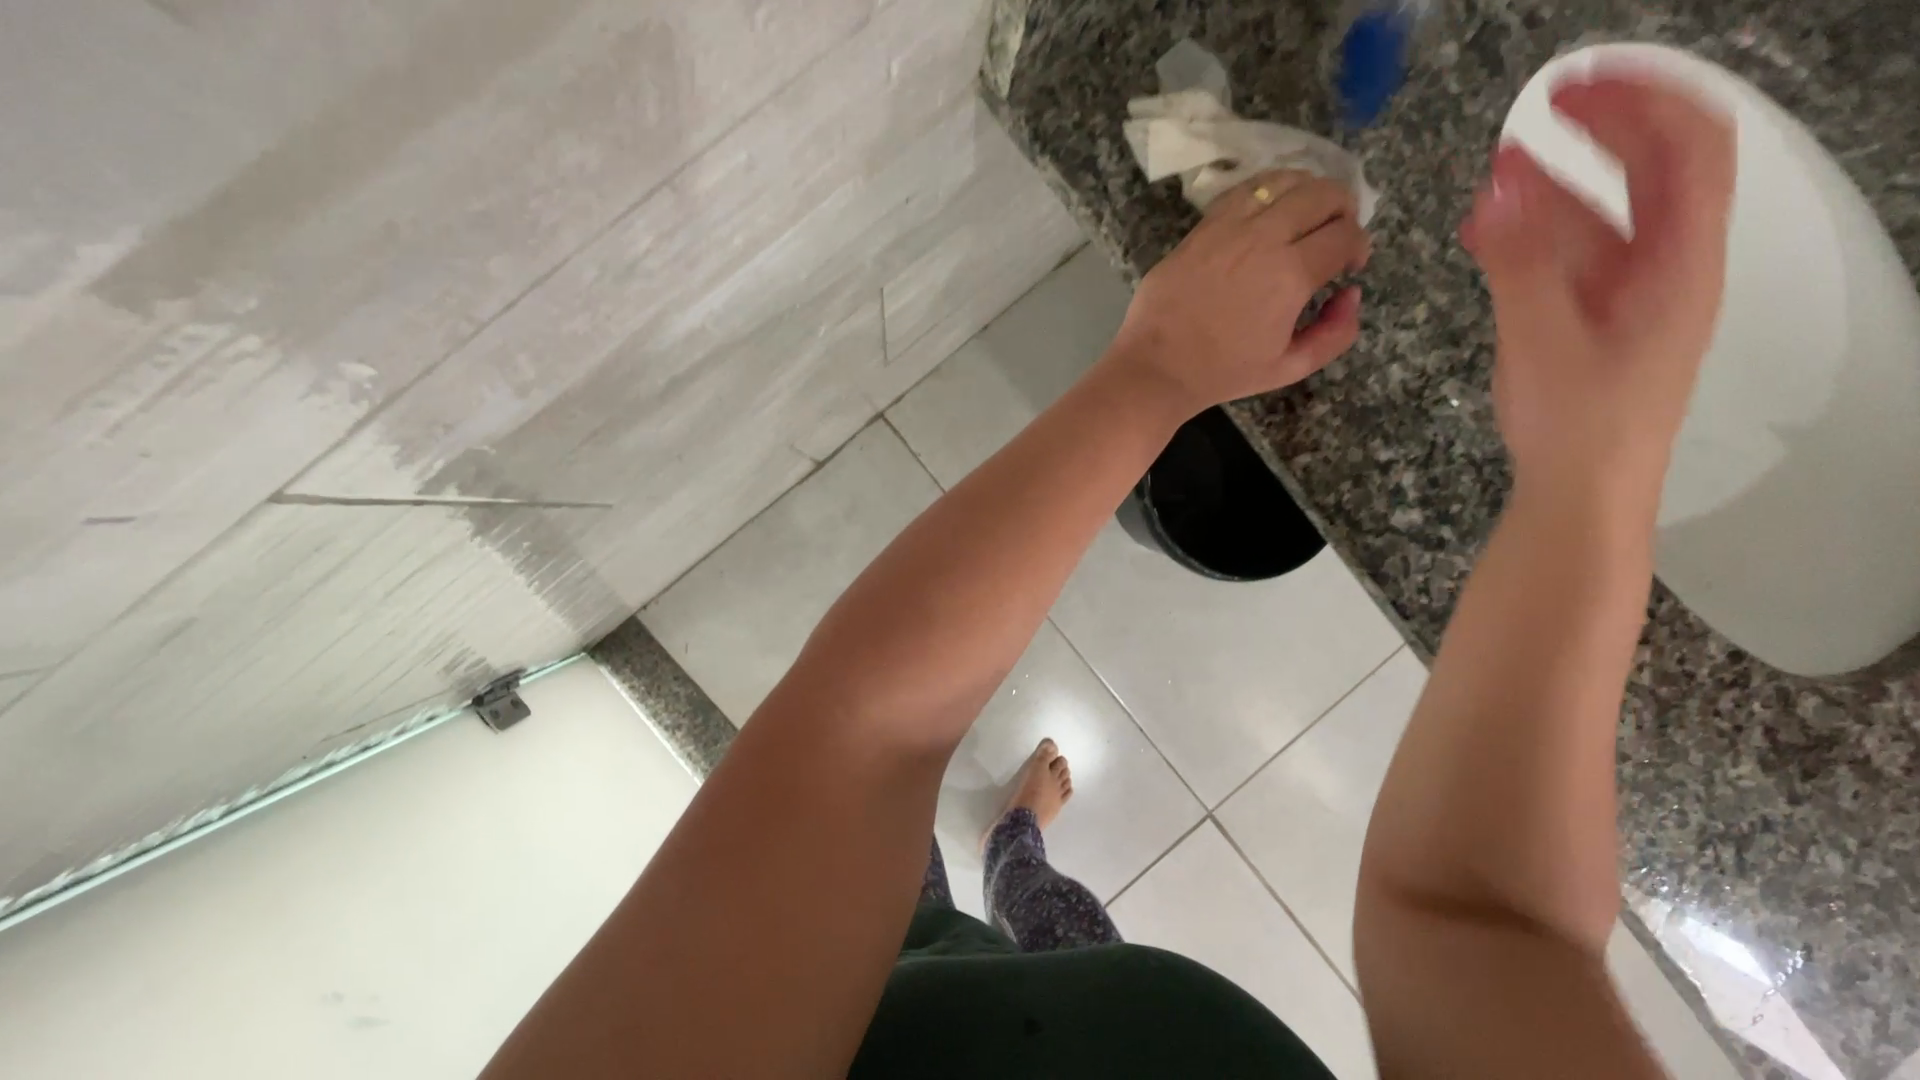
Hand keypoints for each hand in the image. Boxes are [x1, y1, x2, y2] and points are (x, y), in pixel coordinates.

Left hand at [1106, 169, 1370, 414]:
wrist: (1157, 367)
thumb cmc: (1223, 373)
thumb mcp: (1290, 367)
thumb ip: (1335, 333)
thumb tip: (1352, 293)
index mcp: (1290, 275)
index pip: (1345, 234)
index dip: (1359, 245)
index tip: (1351, 263)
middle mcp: (1262, 240)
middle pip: (1322, 193)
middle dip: (1343, 207)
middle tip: (1337, 231)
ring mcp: (1227, 228)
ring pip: (1283, 180)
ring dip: (1306, 190)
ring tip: (1305, 215)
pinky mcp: (1200, 228)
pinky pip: (1243, 192)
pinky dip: (1266, 193)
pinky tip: (1267, 214)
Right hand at [1463, 71, 1735, 520]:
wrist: (1583, 493)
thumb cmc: (1579, 425)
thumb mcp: (1545, 339)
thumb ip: (1521, 261)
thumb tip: (1498, 187)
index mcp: (1679, 262)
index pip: (1688, 147)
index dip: (1641, 101)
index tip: (1573, 87)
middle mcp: (1665, 265)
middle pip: (1651, 170)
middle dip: (1599, 131)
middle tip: (1536, 114)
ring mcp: (1629, 291)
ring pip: (1605, 214)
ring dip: (1557, 185)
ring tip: (1498, 173)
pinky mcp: (1593, 316)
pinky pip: (1572, 255)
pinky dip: (1536, 232)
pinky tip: (1492, 230)